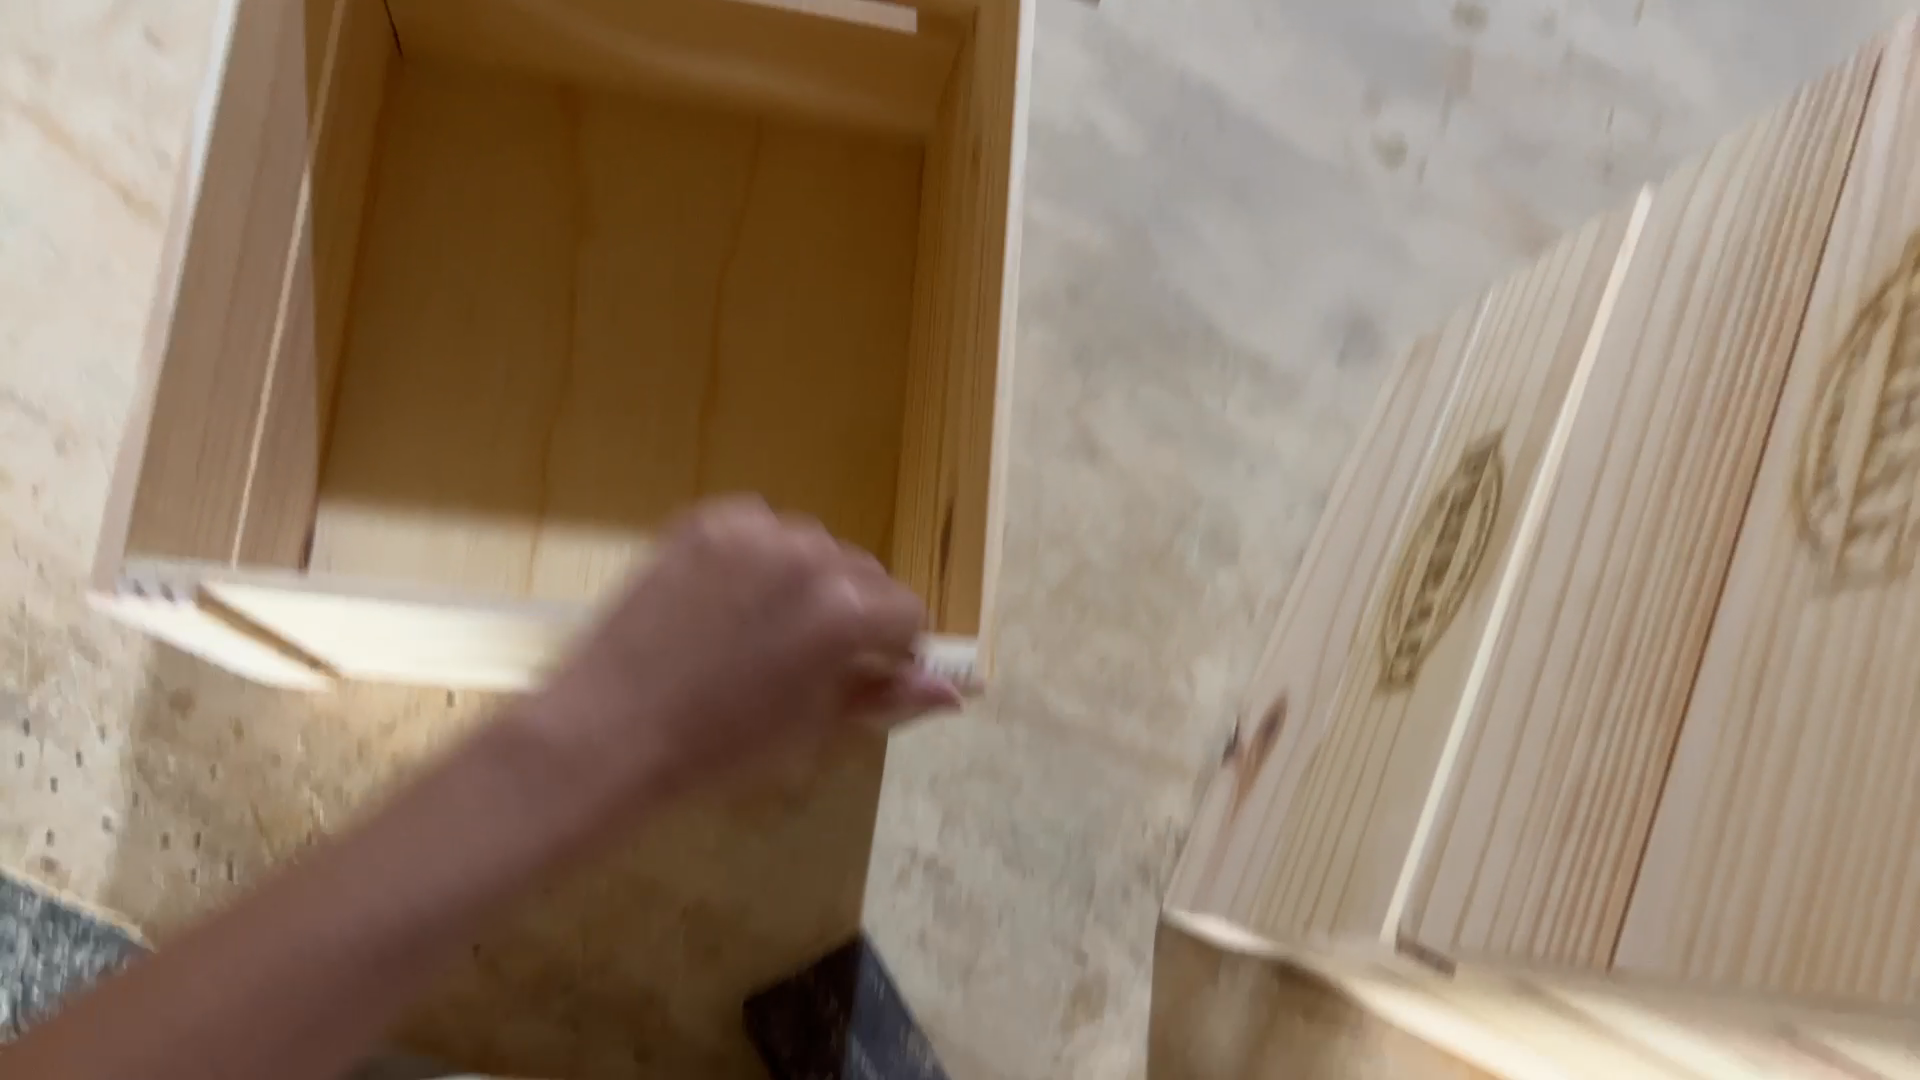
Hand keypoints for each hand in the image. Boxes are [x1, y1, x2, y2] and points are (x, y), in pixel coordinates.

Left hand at [517, 496, 962, 811]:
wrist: (608, 733)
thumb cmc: (721, 749)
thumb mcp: (816, 728)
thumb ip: (889, 698)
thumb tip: (956, 695)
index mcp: (847, 612)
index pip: (908, 612)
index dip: (892, 648)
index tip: (860, 672)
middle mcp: (811, 556)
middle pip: (867, 573)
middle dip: (854, 611)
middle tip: (806, 655)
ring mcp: (755, 532)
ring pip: (816, 546)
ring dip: (809, 579)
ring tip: (762, 624)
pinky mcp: (708, 520)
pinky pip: (762, 527)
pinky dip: (760, 556)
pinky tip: (728, 597)